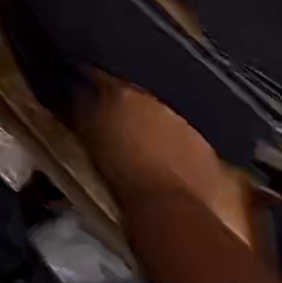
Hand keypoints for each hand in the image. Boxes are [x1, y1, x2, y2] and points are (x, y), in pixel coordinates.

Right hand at [76, 74, 247, 239]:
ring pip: (161, 117)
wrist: (168, 207)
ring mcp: (184, 125)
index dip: (87, 77)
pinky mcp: (206, 150)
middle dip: (123, 104)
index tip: (77, 79)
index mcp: (122, 92)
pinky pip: (185, 140)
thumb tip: (75, 90)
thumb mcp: (88, 134)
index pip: (99, 76)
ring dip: (150, 124)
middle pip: (134, 96)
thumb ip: (81, 106)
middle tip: (111, 118)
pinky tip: (166, 161)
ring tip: (139, 143)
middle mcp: (155, 101)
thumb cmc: (120, 169)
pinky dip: (174, 146)